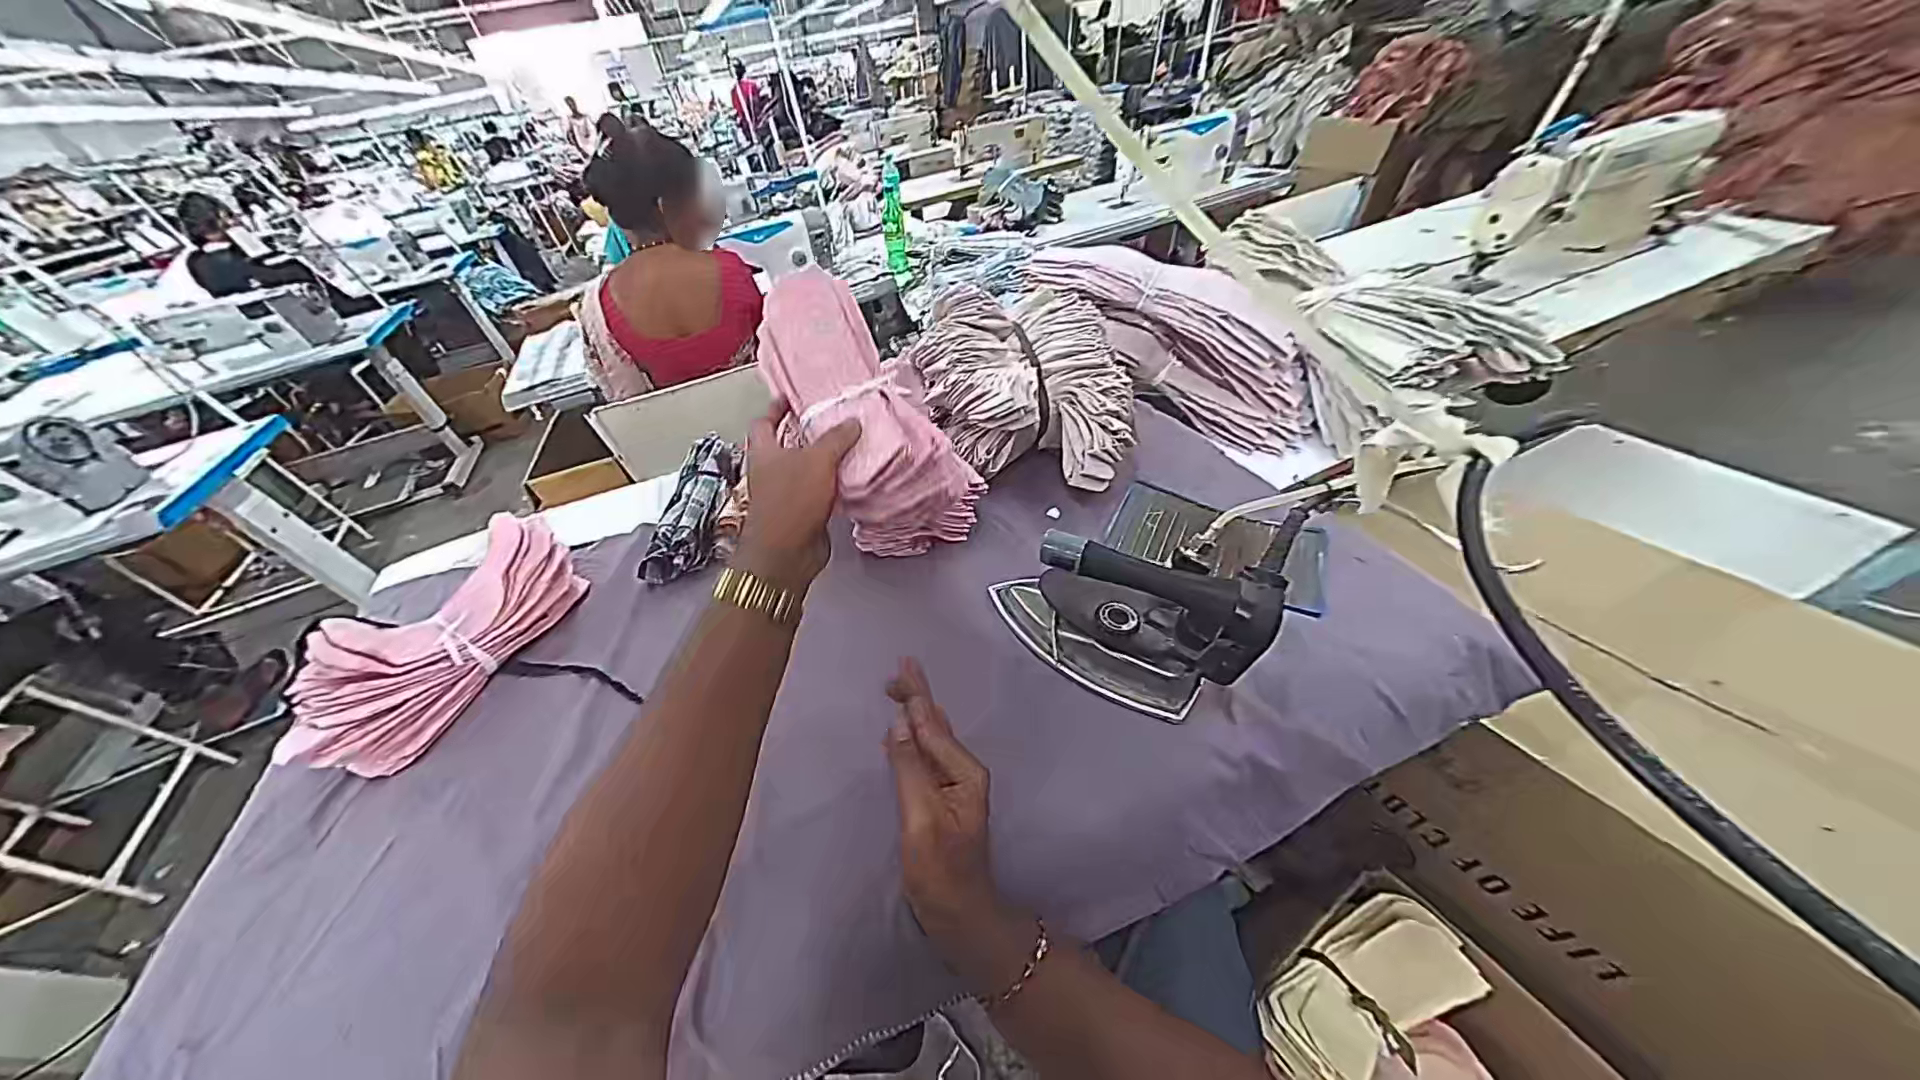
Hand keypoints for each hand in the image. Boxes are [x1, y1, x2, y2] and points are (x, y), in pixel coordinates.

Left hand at [735, 398, 859, 589]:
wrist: (787, 551)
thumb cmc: (792, 499)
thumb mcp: (817, 460)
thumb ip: (836, 438)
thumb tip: (852, 422)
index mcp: (763, 451)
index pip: (764, 421)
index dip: (777, 408)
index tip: (793, 398)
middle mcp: (770, 470)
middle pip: (786, 444)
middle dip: (805, 433)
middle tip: (830, 420)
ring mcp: (784, 492)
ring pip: (804, 468)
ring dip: (822, 459)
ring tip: (847, 445)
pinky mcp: (801, 511)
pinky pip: (818, 490)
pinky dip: (831, 483)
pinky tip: (851, 477)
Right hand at [883, 659, 1036, 994]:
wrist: (962, 916)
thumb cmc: (942, 874)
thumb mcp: (921, 821)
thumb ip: (910, 769)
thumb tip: (900, 724)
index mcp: (964, 772)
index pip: (933, 725)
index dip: (917, 696)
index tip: (904, 666)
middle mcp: (964, 773)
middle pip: (935, 726)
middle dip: (916, 699)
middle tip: (894, 675)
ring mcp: (955, 786)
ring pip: (932, 739)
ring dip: (915, 715)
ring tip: (900, 693)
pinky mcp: (943, 799)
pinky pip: (927, 756)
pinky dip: (914, 738)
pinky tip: (905, 733)